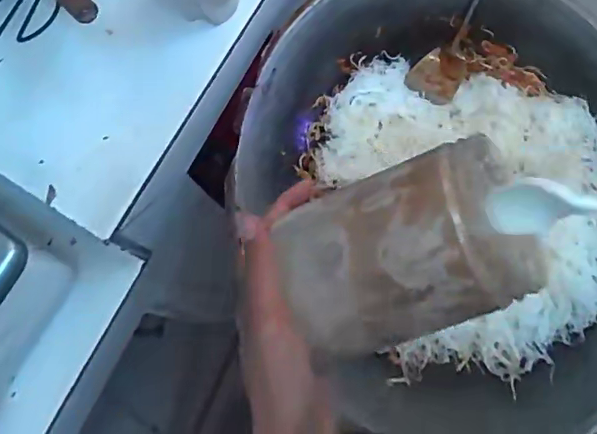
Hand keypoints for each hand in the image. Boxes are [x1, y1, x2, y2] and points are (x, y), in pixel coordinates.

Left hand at [237, 179, 334, 433]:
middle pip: (280, 244)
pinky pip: (317, 289)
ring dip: (315, 239)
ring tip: (343, 221)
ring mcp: (290, 316)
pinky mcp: (312, 331)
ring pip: (299, 264)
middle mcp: (268, 298)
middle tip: (330, 198)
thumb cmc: (279, 371)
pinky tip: (352, 267)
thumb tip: (244, 214)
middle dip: (299, 216)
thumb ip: (258, 268)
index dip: (281, 206)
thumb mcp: (267, 315)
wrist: (298, 429)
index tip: (311, 185)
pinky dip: (329, 269)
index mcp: (253, 291)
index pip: (261, 234)